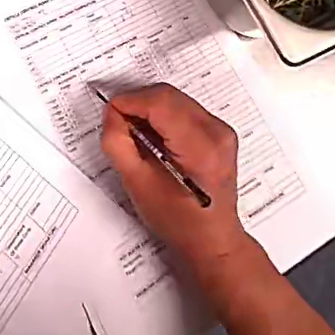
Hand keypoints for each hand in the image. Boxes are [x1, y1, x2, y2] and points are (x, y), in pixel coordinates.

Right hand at [100, 84, 258, 277]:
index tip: (112, 114)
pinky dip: (164, 114)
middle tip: (121, 125)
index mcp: (200, 149)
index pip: (159, 104)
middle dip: (138, 103)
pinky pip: (185, 107)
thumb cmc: (178, 220)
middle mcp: (216, 133)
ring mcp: (222, 130)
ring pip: (175, 98)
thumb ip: (118, 143)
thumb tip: (112, 113)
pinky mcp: (220, 130)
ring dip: (151, 108)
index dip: (130, 102)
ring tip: (139, 135)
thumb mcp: (137, 184)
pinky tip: (156, 137)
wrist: (212, 239)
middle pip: (167, 96)